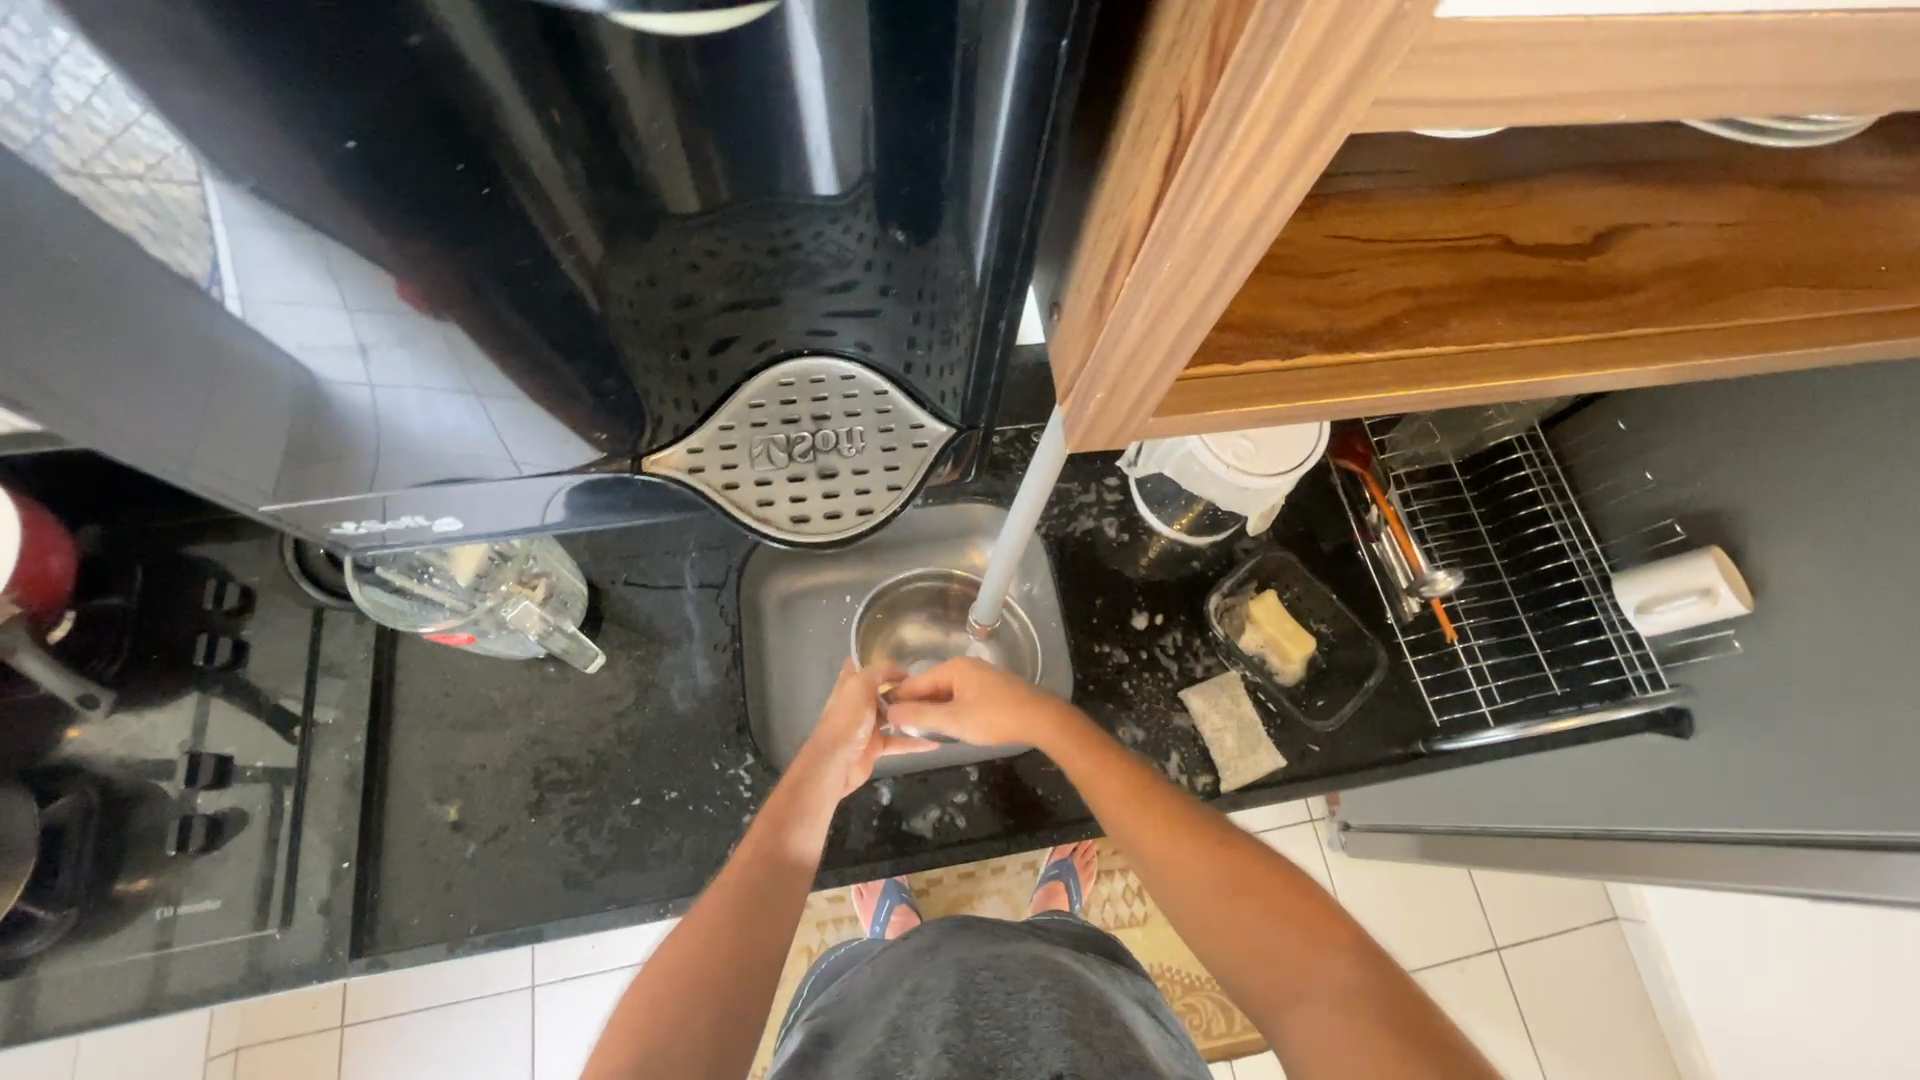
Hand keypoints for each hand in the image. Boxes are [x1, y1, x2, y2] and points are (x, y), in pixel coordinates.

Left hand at [789, 659, 937, 800]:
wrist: (835, 764)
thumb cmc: (846, 720)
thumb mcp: (860, 685)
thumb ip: (879, 671)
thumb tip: (899, 668)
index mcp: (850, 685)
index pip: (862, 665)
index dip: (879, 659)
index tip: (904, 657)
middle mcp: (858, 703)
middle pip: (883, 690)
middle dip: (903, 687)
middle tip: (929, 683)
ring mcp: (867, 726)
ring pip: (893, 715)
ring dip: (910, 712)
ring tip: (936, 707)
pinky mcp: (876, 747)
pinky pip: (899, 742)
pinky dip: (915, 742)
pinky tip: (935, 741)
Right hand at [884, 657, 1080, 748]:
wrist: (1041, 719)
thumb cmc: (995, 718)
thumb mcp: (953, 720)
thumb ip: (920, 715)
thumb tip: (891, 711)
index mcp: (953, 668)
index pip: (914, 682)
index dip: (897, 699)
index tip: (880, 716)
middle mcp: (964, 667)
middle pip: (930, 686)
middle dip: (915, 705)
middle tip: (897, 727)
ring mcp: (979, 677)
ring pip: (945, 693)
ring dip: (932, 710)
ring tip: (917, 728)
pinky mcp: (990, 690)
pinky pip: (960, 697)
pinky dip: (949, 710)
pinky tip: (945, 725)